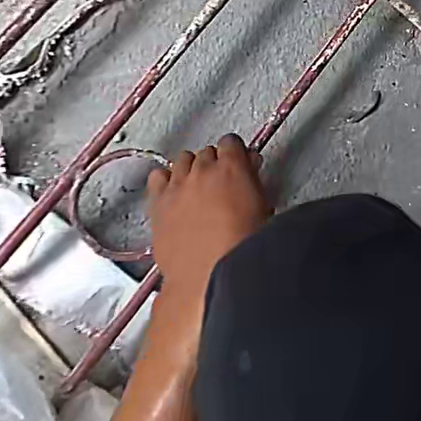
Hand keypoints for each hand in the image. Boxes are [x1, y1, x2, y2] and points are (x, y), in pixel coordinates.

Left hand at [142, 134, 271, 358]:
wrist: (208, 277)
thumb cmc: (239, 250)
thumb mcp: (262, 210)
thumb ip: (253, 182)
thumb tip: (250, 171)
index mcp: (232, 168)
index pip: (232, 143)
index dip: (236, 154)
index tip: (240, 163)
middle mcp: (202, 171)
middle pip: (207, 152)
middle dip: (215, 163)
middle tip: (222, 180)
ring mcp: (177, 185)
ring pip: (182, 161)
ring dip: (191, 169)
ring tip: (199, 187)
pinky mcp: (159, 203)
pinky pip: (158, 177)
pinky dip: (166, 180)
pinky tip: (174, 192)